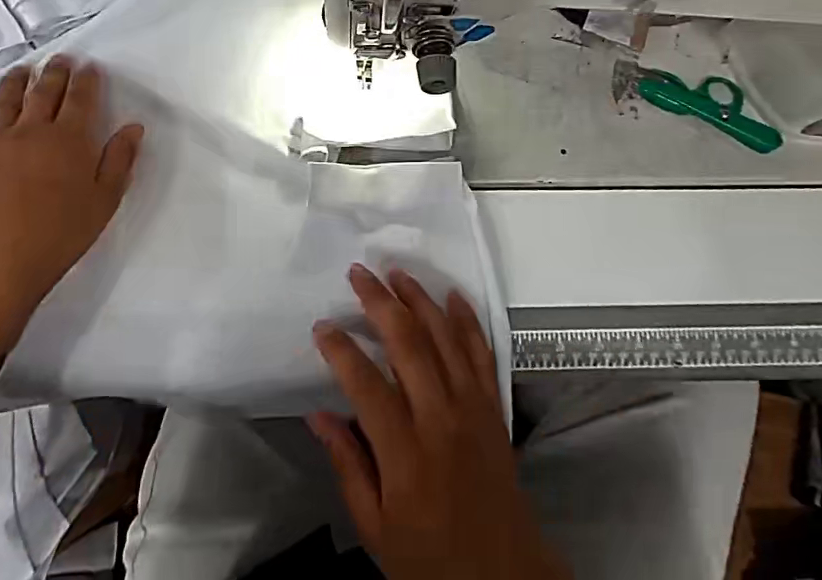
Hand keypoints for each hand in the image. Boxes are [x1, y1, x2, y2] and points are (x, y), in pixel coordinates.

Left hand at [0, 56, 142, 378]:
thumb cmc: (59, 235)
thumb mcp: (104, 201)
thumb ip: (120, 160)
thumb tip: (132, 126)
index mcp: (69, 139)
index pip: (80, 98)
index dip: (86, 80)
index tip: (89, 66)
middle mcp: (30, 130)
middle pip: (43, 92)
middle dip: (54, 72)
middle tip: (60, 59)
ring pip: (4, 101)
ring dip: (15, 82)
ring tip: (21, 71)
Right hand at [310, 266, 569, 579]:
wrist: (503, 575)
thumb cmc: (430, 555)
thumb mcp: (375, 526)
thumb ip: (347, 465)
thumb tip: (317, 415)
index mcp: (405, 453)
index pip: (366, 384)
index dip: (341, 349)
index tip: (322, 327)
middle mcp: (441, 419)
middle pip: (409, 344)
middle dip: (380, 302)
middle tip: (358, 274)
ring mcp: (472, 408)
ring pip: (445, 337)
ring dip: (419, 299)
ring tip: (396, 272)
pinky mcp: (493, 407)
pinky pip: (481, 352)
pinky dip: (467, 320)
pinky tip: (451, 296)